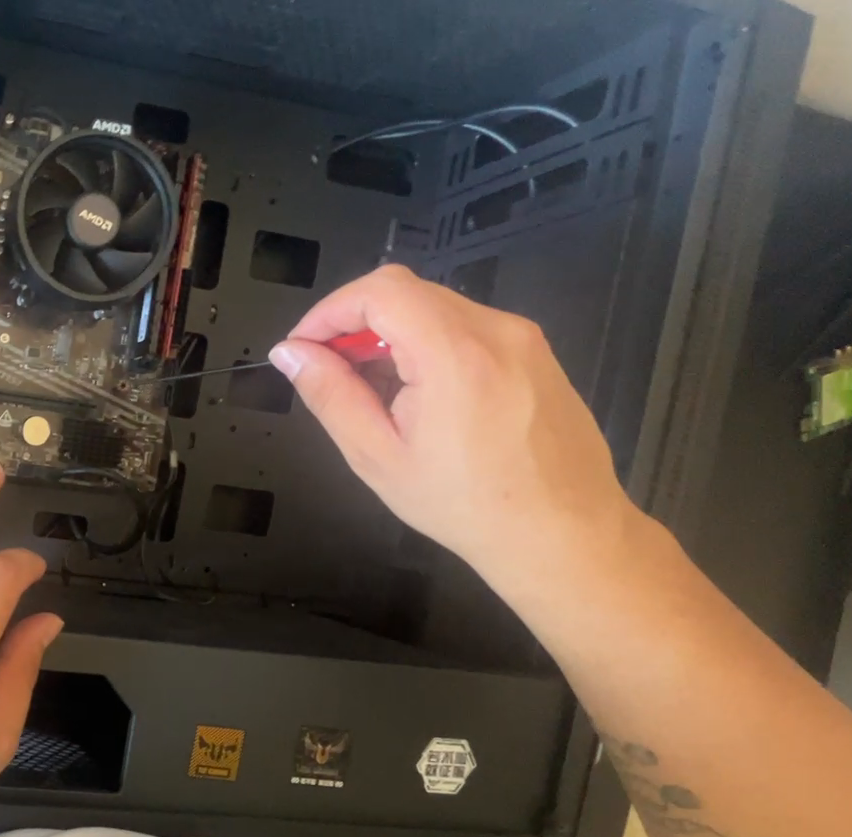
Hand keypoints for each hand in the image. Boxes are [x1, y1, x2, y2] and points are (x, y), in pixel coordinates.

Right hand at [269, 264, 644, 588]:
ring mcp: (523, 337)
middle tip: (325, 371)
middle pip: (406, 292)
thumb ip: (330, 395)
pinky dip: (424, 344)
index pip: (380, 291)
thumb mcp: (376, 455)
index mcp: (453, 354)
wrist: (562, 531)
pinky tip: (415, 396)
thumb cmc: (460, 502)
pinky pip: (465, 328)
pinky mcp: (535, 353)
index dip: (328, 310)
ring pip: (435, 308)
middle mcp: (495, 329)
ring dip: (388, 334)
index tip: (301, 349)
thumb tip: (289, 353)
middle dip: (353, 322)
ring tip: (368, 390)